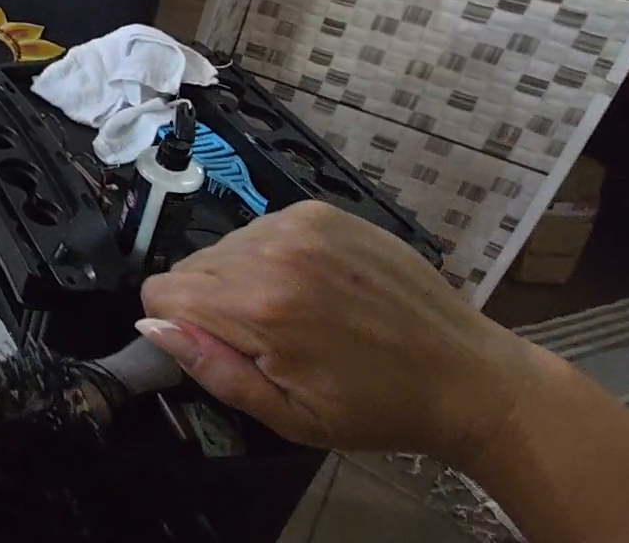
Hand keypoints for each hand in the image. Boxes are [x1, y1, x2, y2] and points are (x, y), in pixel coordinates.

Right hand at [139, 202, 534, 467]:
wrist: (476, 380)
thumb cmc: (377, 409)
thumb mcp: (290, 417)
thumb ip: (212, 369)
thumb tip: (152, 325)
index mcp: (258, 307)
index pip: (160, 292)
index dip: (180, 324)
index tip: (223, 346)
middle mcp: (268, 253)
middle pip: (188, 268)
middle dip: (211, 302)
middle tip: (268, 335)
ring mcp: (294, 225)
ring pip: (220, 248)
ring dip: (240, 277)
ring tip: (295, 308)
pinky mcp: (316, 211)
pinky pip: (256, 229)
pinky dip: (269, 255)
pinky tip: (312, 283)